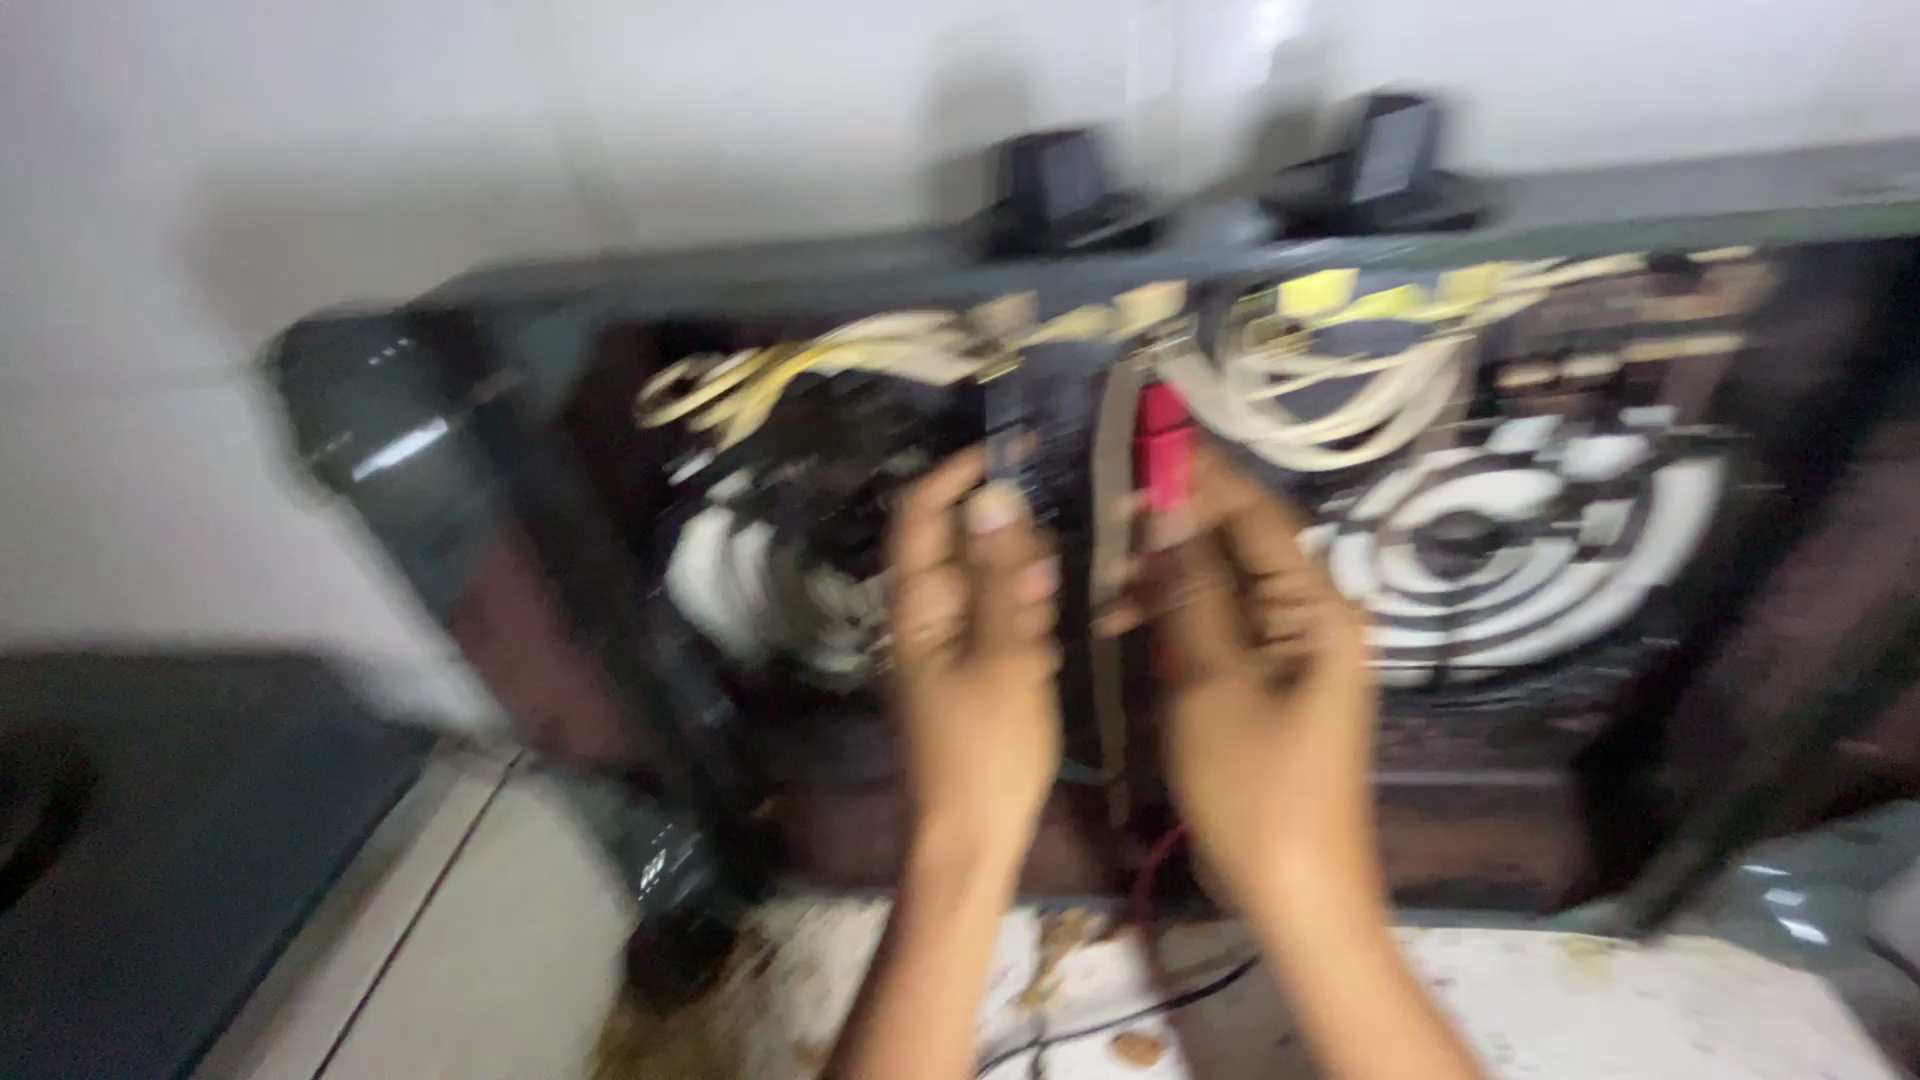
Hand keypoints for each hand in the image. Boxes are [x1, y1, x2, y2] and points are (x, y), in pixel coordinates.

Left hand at [887, 448, 1061, 856]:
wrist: (972, 836)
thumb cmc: (988, 747)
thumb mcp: (1004, 654)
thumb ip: (1001, 575)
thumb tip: (993, 496)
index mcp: (917, 603)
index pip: (921, 512)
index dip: (958, 473)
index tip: (1015, 451)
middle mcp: (925, 613)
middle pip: (957, 541)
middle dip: (1005, 528)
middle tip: (1058, 539)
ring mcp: (947, 642)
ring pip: (983, 580)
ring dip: (1021, 572)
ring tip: (1060, 586)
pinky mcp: (970, 667)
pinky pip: (996, 618)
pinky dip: (1025, 611)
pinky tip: (1054, 626)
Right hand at [1101, 444, 1378, 904]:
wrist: (1295, 894)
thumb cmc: (1255, 788)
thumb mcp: (1211, 681)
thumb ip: (1189, 591)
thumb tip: (1165, 507)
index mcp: (1315, 610)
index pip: (1256, 514)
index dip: (1201, 473)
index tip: (1146, 436)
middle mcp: (1309, 617)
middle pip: (1237, 545)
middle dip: (1172, 524)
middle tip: (1106, 511)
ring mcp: (1287, 650)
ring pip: (1219, 586)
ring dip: (1165, 575)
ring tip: (1104, 579)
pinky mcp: (1264, 679)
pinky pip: (1217, 627)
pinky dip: (1174, 618)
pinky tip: (1125, 623)